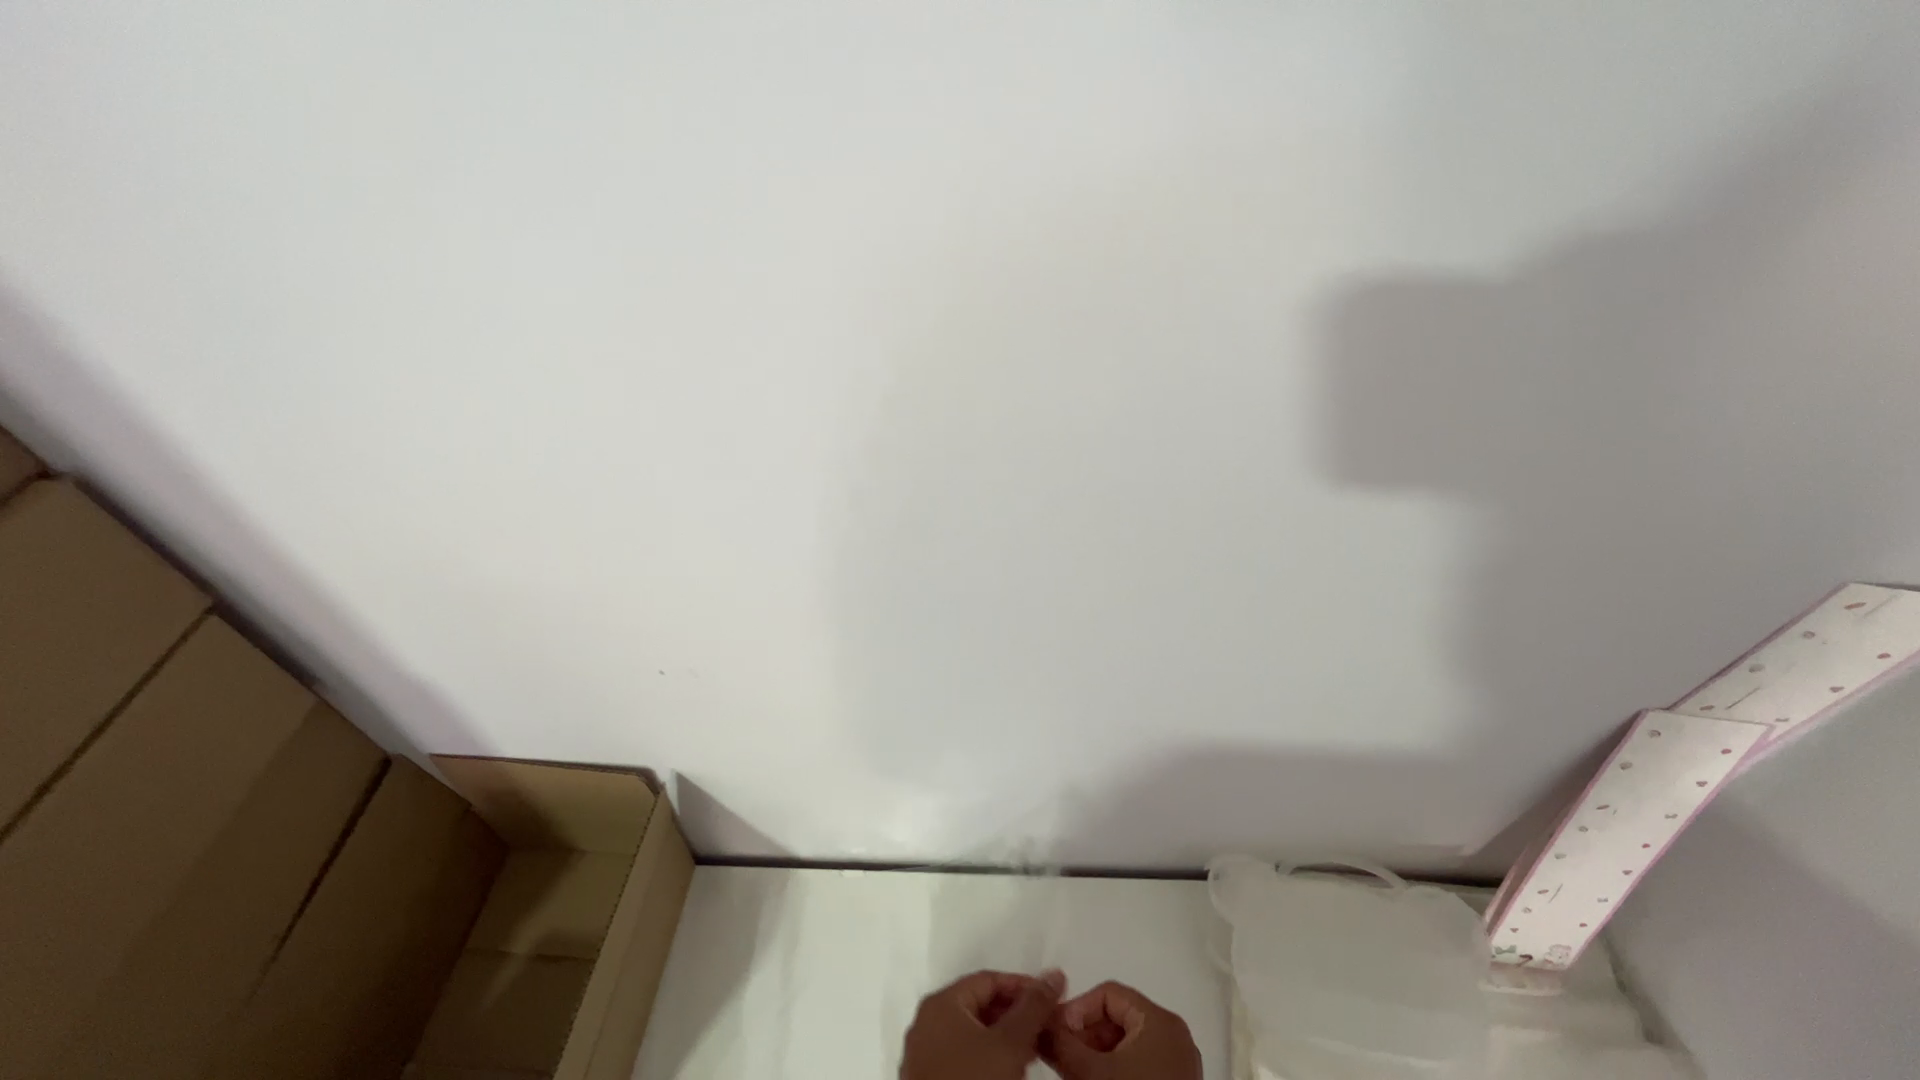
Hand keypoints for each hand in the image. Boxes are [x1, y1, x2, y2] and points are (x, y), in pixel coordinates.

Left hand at [901, 968, 1066, 1079]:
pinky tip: (1010, 1070)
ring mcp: (926, 1052)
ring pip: (974, 1032)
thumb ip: (1033, 1007)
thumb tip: (1054, 974)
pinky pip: (964, 1054)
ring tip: (1034, 1050)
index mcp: (941, 1003)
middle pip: (980, 1005)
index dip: (1023, 986)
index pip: (989, 980)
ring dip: (1005, 1038)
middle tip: (1046, 1027)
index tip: (1052, 1000)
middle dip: (1016, 1014)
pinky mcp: (931, 1077)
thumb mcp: (1010, 1044)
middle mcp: (928, 1022)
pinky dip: (989, 1056)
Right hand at [1043, 981, 1201, 1079]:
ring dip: (1095, 1055)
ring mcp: (1178, 1064)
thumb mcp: (1088, 1073)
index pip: (1108, 993)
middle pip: (1117, 1018)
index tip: (1058, 1035)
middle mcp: (1174, 1036)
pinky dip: (1114, 1071)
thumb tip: (1037, 1023)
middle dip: (1084, 1036)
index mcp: (1159, 1021)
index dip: (1077, 1010)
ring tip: (1075, 1075)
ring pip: (1126, 1044)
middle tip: (1062, 1058)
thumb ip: (1059, 1042)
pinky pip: (1138, 1064)